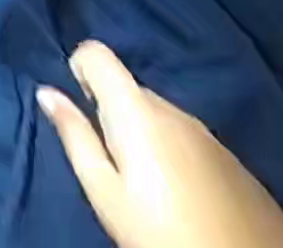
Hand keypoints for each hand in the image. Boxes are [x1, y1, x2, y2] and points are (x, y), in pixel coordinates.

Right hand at [38, 41, 282, 247]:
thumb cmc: (161, 236)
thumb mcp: (105, 193)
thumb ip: (75, 136)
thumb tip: (47, 91)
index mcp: (136, 108)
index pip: (97, 52)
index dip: (80, 70)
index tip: (81, 108)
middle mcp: (173, 106)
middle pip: (129, 90)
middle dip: (114, 114)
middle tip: (113, 166)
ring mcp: (208, 131)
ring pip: (161, 116)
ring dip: (147, 136)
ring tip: (150, 189)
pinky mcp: (235, 159)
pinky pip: (191, 140)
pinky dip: (178, 155)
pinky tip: (186, 199)